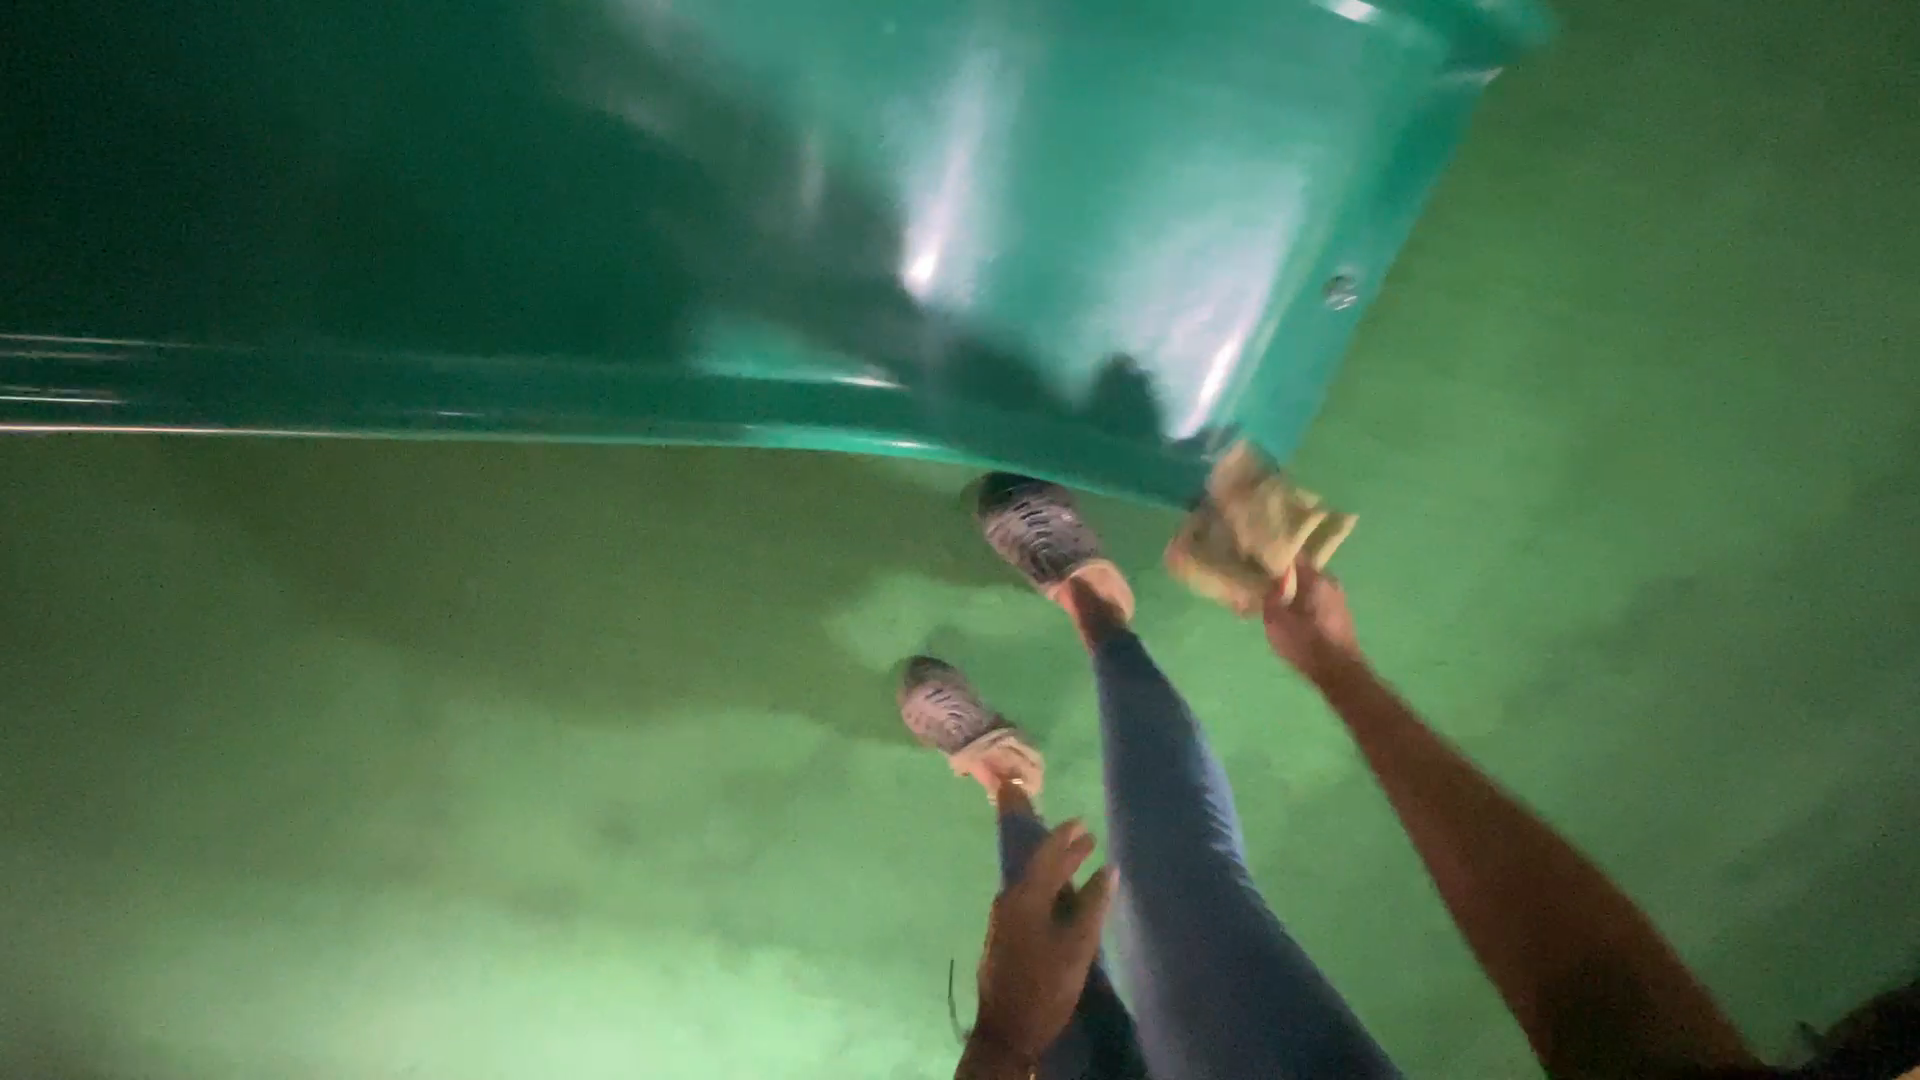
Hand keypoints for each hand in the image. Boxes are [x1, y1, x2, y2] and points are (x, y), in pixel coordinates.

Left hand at [972, 820, 1116, 1064]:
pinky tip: (1059, 896)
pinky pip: (1028, 897)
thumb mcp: (1077, 946)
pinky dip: (1047, 888)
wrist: (1006, 1030)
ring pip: (1032, 883)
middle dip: (1063, 852)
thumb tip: (1109, 870)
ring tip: (1078, 862)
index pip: (1047, 855)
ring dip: (1056, 871)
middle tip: (1088, 839)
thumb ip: (1093, 905)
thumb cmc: (1045, 986)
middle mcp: (1009, 899)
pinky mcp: (1003, 934)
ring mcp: (1003, 918)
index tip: (1083, 822)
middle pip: (1039, 867)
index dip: (1066, 837)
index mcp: (1024, 897)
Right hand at [1262, 562, 1361, 682]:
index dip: (1276, 554)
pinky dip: (1304, 601)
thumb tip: (1269, 582)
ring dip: (1295, 589)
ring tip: (1275, 596)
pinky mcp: (1341, 615)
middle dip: (1285, 574)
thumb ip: (1270, 596)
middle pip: (1303, 570)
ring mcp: (1339, 599)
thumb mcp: (1275, 619)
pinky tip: (1292, 612)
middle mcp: (1331, 583)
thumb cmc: (1305, 642)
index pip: (1295, 555)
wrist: (1338, 672)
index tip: (1260, 556)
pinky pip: (1317, 599)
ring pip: (1311, 586)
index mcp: (1316, 578)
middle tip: (1264, 578)